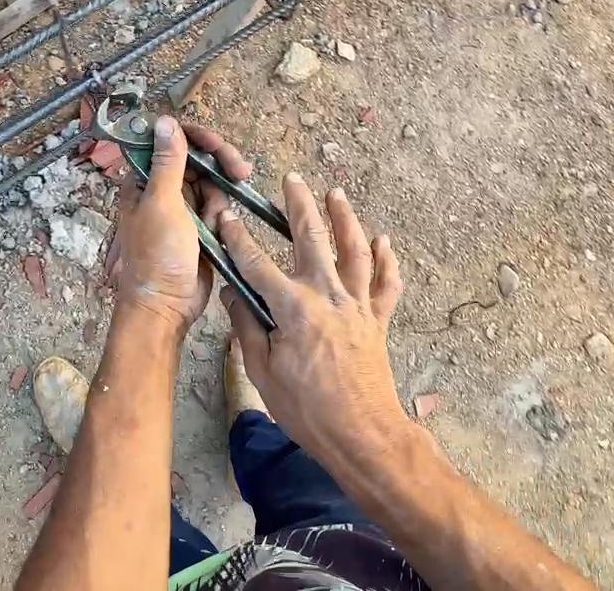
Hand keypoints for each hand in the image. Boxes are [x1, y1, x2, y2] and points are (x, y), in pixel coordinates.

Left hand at [111, 115, 247, 333]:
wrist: (166, 306)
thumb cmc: (157, 255)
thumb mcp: (163, 204)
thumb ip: (168, 162)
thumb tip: (166, 121)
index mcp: (143, 179)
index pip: (171, 141)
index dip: (196, 137)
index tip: (217, 145)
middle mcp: (161, 188)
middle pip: (197, 158)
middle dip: (219, 163)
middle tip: (241, 171)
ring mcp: (181, 207)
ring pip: (211, 181)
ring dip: (221, 194)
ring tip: (219, 216)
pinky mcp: (199, 225)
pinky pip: (217, 205)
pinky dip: (222, 213)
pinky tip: (221, 228)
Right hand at [218, 172, 407, 473]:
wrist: (363, 435)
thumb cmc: (306, 409)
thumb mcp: (263, 371)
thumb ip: (247, 327)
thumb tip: (231, 295)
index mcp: (292, 307)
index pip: (256, 263)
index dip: (237, 238)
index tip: (225, 216)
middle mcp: (326, 295)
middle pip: (311, 239)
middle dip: (299, 206)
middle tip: (292, 179)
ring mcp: (357, 305)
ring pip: (354, 251)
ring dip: (345, 218)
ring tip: (336, 193)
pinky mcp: (378, 320)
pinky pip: (386, 285)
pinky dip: (387, 261)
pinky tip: (384, 241)